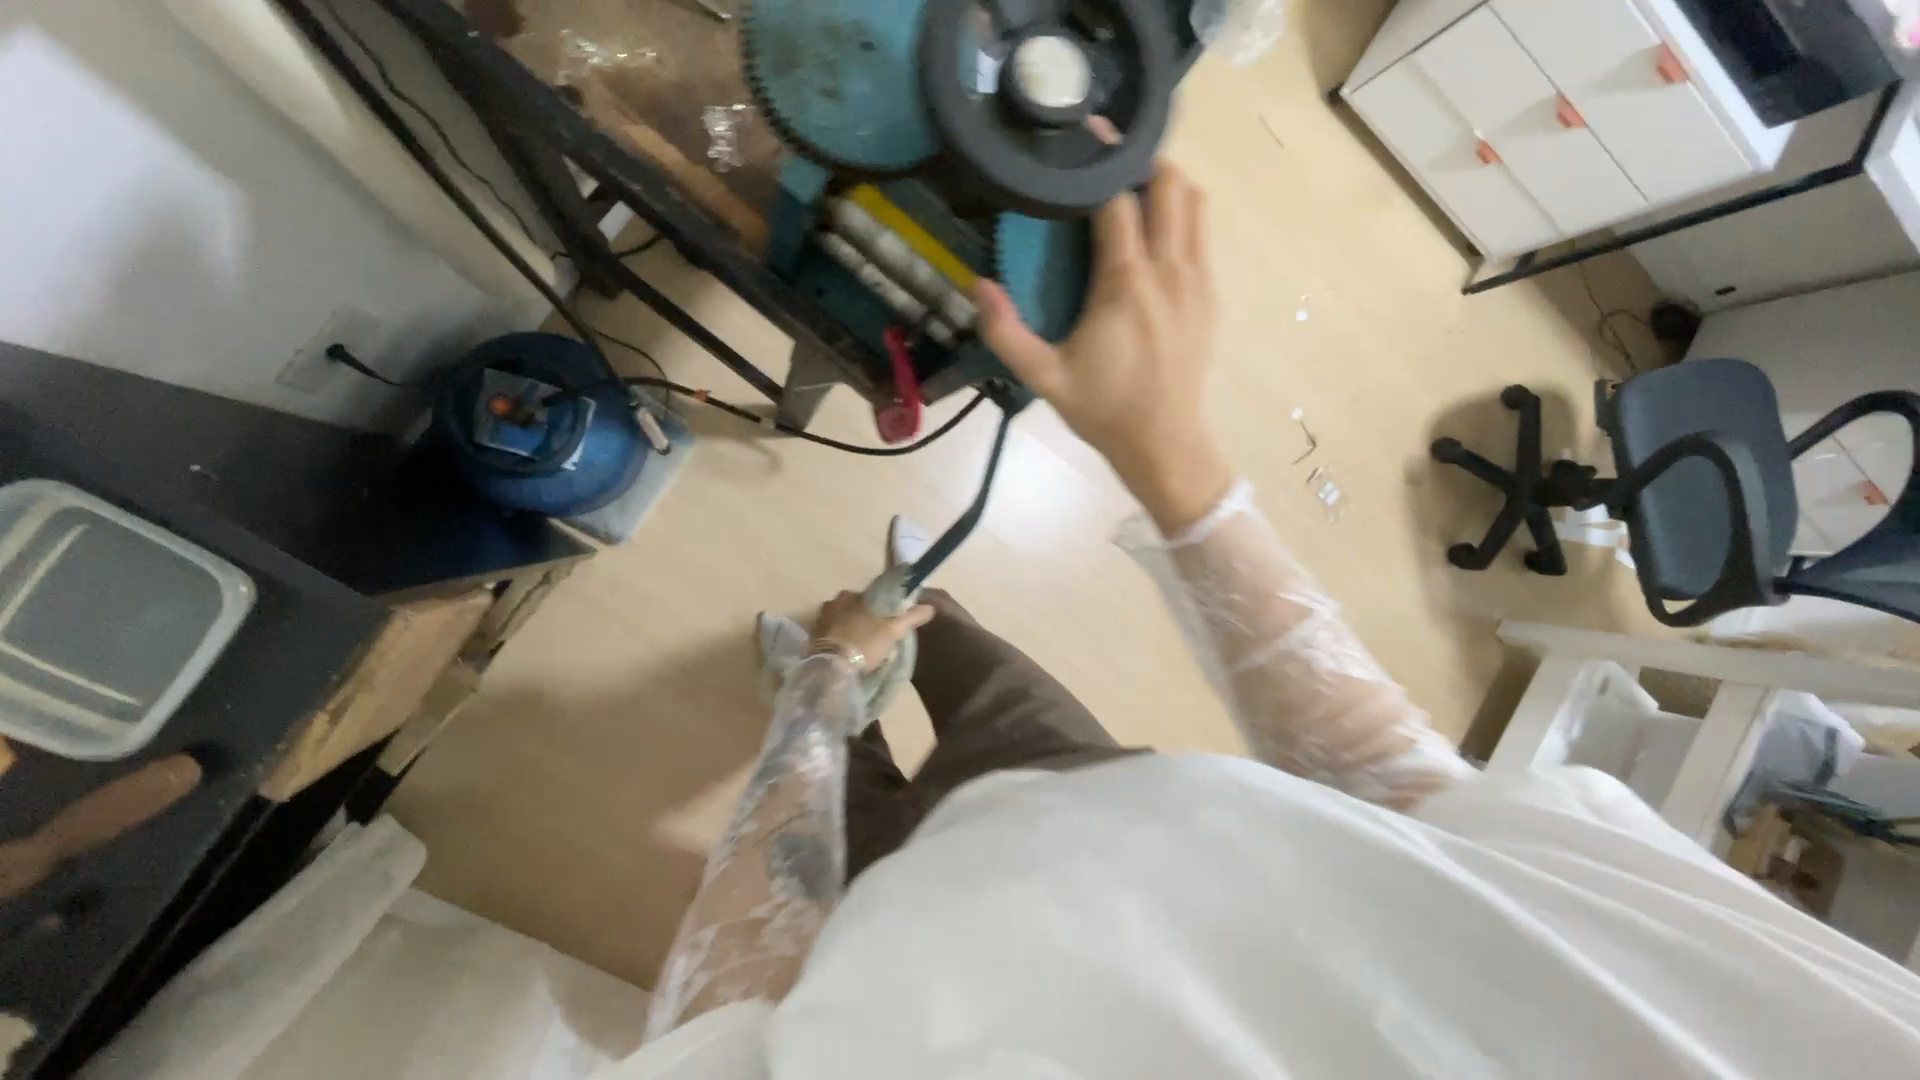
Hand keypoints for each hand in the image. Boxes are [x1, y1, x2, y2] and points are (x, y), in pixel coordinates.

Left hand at [811, 592, 934, 672]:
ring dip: (850, 630)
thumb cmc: (864, 643)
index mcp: (850, 595)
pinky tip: (848, 652)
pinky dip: (839, 640)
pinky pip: (831, 634)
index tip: (887, 622)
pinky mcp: (812, 638)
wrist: (832, 669)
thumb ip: (911, 616)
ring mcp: (819, 620)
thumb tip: (931, 607)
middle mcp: (832, 602)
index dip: (879, 608)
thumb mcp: (893, 630)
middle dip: (863, 619)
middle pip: (853, 608)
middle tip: (875, 637)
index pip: (869, 596)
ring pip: (841, 621)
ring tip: (861, 647)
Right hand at [975, 162, 1232, 533]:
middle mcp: (1169, 270)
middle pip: (1170, 183)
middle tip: (1107, 162)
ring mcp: (1197, 280)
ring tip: (1133, 187)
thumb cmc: (1102, 410)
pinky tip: (1154, 229)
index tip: (1080, 140)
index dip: (1100, 161)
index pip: (1120, 198)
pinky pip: (1202, 233)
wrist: (1164, 443)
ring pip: (1195, 202)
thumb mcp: (1043, 377)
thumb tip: (976, 286)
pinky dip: (1182, 214)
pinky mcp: (1210, 295)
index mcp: (1126, 283)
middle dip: (1140, 161)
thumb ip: (1005, 333)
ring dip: (1167, 183)